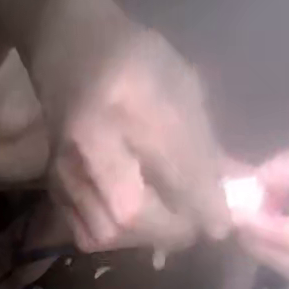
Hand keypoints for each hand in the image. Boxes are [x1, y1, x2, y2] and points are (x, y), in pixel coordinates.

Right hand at [26, 0, 231, 254]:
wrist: (71, 49)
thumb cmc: (138, 64)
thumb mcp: (183, 88)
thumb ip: (206, 147)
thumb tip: (234, 198)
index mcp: (130, 94)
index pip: (173, 165)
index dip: (202, 203)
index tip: (222, 224)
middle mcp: (89, 135)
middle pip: (131, 210)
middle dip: (172, 229)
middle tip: (194, 228)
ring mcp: (65, 165)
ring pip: (110, 230)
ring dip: (147, 237)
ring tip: (168, 226)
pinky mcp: (54, 186)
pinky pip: (89, 235)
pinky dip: (119, 240)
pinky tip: (137, 227)